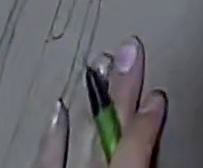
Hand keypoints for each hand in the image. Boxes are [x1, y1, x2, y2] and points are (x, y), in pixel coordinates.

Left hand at [35, 37, 167, 167]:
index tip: (158, 92)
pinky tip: (58, 106)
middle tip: (129, 45)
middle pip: (109, 125)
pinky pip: (44, 158)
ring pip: (80, 130)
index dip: (149, 116)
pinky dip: (52, 132)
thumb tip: (158, 131)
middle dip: (121, 85)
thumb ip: (146, 159)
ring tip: (101, 60)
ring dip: (92, 96)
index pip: (137, 143)